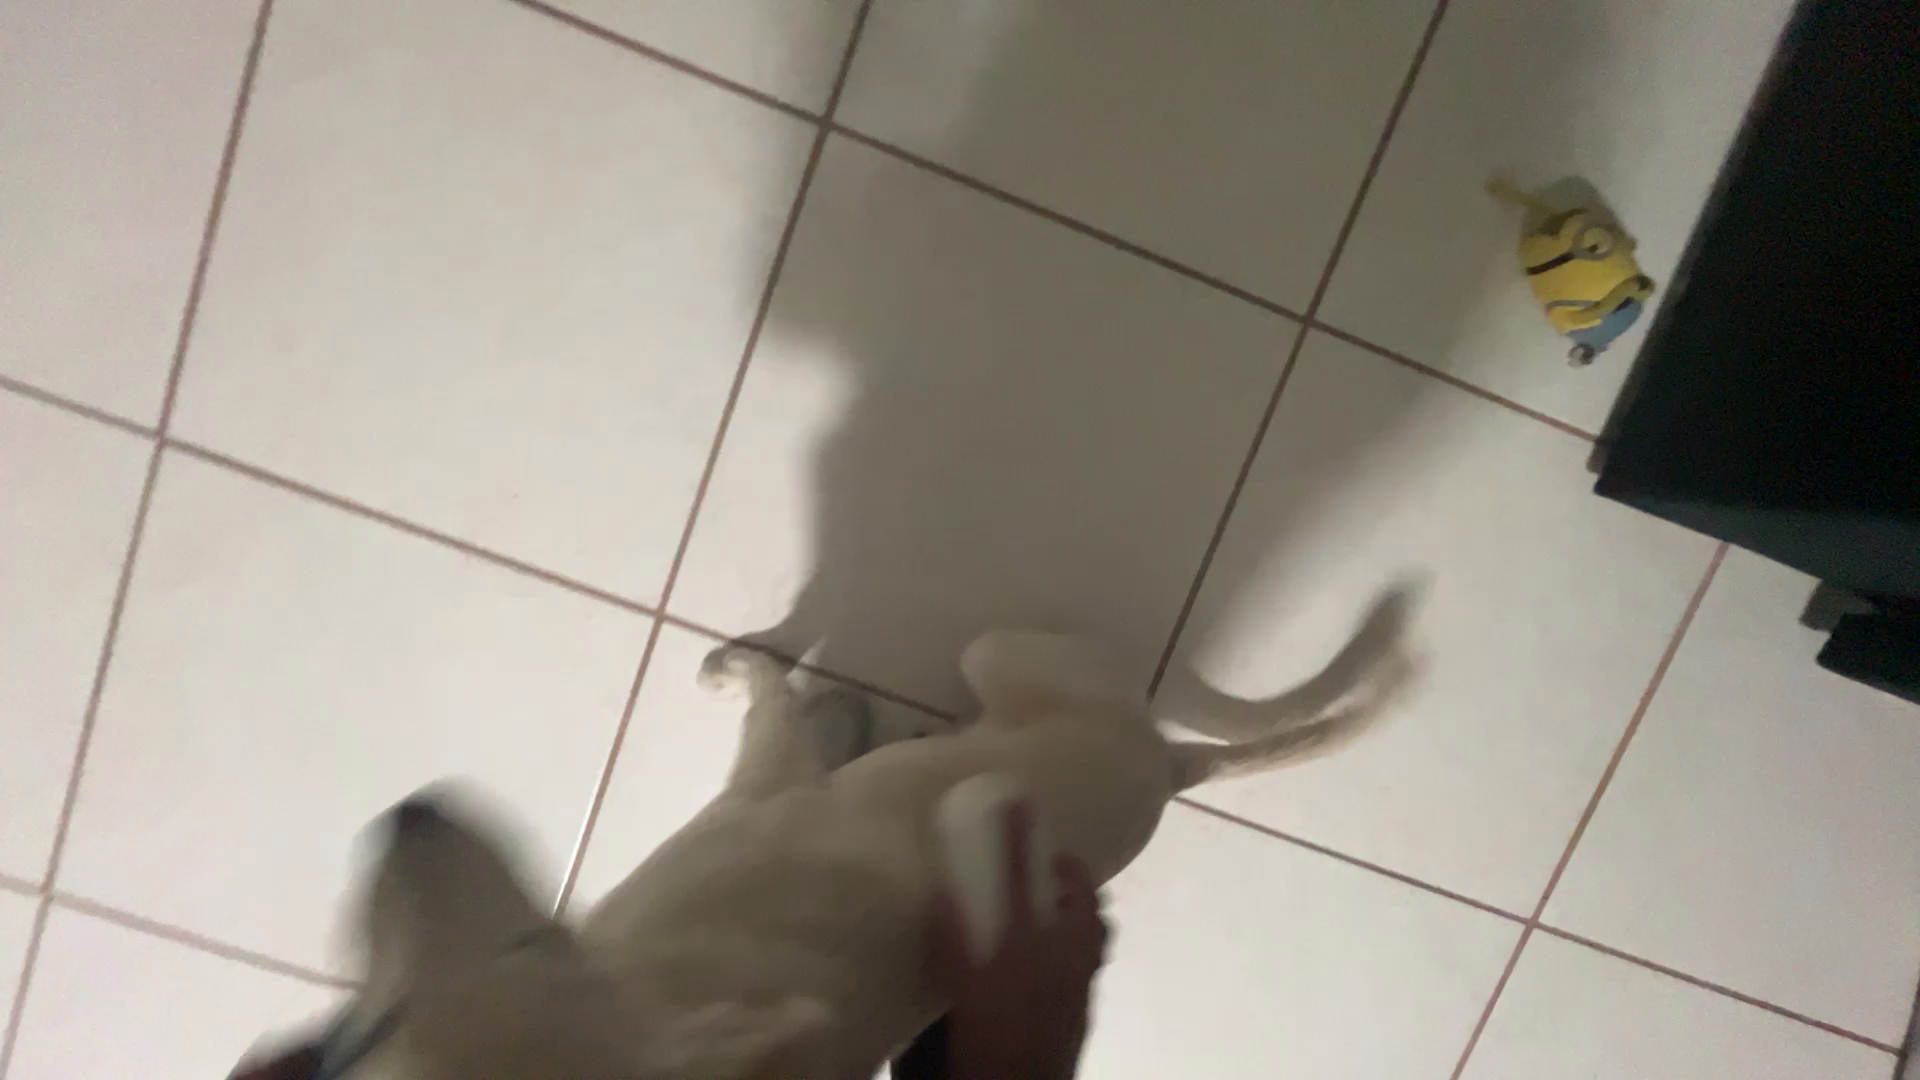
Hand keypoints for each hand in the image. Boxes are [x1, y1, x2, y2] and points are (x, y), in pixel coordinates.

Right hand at [926, 803, 1109, 1079]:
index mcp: (1026, 942)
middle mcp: (1064, 953)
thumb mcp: (958, 986)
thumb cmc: (988, 1036)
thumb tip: (939, 895)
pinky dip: (1082, 940)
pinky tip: (1058, 950)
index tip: (1017, 802)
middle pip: (1085, 900)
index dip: (1017, 834)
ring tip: (1060, 902)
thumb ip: (949, 939)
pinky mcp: (1087, 1002)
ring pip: (1098, 928)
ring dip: (1083, 907)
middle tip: (1053, 864)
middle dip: (1074, 875)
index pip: (1018, 875)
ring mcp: (1082, 978)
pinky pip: (1094, 956)